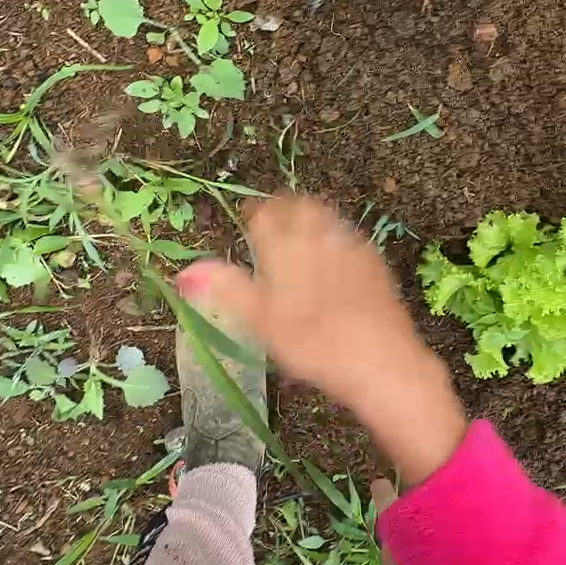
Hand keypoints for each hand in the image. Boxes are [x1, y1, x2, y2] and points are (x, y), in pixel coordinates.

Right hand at [179, 195, 465, 484]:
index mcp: (286, 246)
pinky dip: (337, 238)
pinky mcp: (374, 260)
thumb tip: (186, 272)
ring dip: (311, 218)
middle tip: (275, 222)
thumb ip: (226, 289)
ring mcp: (350, 245)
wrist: (379, 359)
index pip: (265, 213)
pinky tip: (336, 259)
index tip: (250, 222)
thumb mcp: (260, 321)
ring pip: (326, 216)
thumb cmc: (312, 344)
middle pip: (299, 206)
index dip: (255, 215)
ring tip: (302, 237)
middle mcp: (318, 236)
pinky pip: (350, 236)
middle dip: (285, 209)